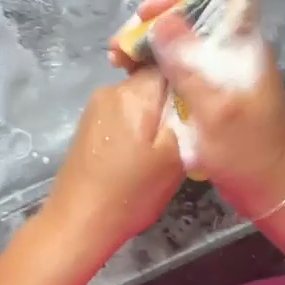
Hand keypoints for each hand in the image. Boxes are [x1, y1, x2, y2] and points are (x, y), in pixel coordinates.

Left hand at [40, 68, 183, 257]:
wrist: (78, 222)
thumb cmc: (131, 192)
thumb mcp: (174, 156)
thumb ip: (188, 115)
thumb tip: (198, 88)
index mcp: (135, 92)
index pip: (174, 61)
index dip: (194, 79)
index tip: (207, 102)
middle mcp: (112, 89)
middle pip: (155, 79)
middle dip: (174, 101)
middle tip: (190, 131)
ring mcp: (96, 107)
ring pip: (140, 99)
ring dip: (156, 116)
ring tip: (166, 147)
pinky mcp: (90, 125)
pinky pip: (124, 114)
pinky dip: (138, 127)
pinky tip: (143, 154)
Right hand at [110, 0, 284, 217]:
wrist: (268, 188)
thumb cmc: (245, 150)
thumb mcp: (215, 109)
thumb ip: (190, 64)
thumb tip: (162, 22)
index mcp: (242, 46)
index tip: (147, 13)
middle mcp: (234, 50)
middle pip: (193, 18)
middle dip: (155, 24)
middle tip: (121, 44)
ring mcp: (223, 71)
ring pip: (184, 42)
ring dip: (151, 45)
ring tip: (119, 59)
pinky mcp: (214, 91)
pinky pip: (183, 66)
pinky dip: (157, 66)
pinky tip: (135, 76)